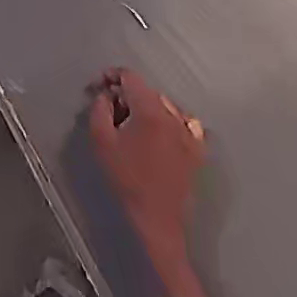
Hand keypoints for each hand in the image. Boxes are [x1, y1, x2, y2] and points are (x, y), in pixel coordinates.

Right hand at [89, 68, 204, 262]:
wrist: (156, 219)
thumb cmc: (126, 179)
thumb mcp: (101, 140)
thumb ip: (100, 109)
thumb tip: (106, 96)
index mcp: (150, 110)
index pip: (131, 77)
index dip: (112, 76)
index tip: (100, 85)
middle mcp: (174, 115)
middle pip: (147, 91)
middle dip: (127, 95)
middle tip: (112, 112)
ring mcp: (189, 132)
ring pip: (164, 105)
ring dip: (147, 107)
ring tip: (133, 126)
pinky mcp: (197, 149)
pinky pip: (184, 121)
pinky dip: (170, 120)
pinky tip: (160, 133)